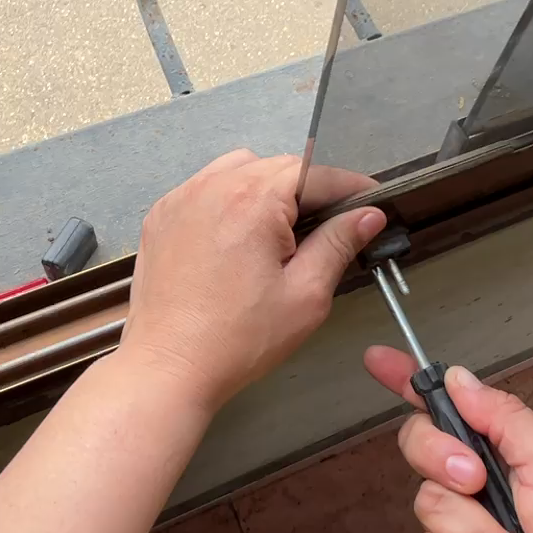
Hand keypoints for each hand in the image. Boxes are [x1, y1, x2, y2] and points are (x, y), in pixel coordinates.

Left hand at [118, 150, 383, 411]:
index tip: (370, 201)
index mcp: (253, 200)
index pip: (316, 173)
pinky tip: (238, 234)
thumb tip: (367, 215)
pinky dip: (229, 196)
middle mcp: (213, 186)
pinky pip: (206, 186)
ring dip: (267, 187)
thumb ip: (338, 244)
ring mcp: (181, 197)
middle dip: (309, 187)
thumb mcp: (305, 294)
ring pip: (239, 167)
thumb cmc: (237, 339)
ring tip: (280, 229)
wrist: (168, 366)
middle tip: (330, 222)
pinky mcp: (162, 215)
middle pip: (278, 166)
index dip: (350, 186)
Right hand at [365, 348, 532, 532]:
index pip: (443, 406)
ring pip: (428, 505)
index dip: (405, 379)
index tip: (377, 359)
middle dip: (440, 456)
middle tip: (474, 480)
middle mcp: (469, 485)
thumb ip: (507, 417)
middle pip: (417, 442)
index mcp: (499, 452)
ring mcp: (452, 532)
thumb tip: (457, 377)